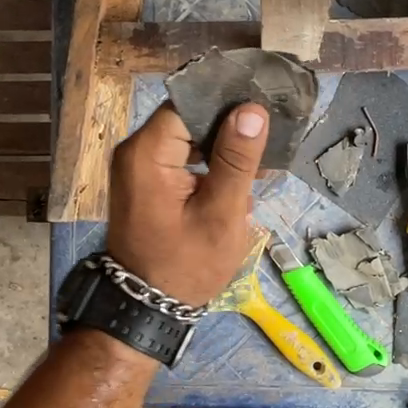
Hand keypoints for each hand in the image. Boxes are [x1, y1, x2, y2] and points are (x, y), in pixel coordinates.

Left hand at [106, 103, 268, 305]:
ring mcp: (137, 166)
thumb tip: (252, 110)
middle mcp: (134, 151)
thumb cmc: (185, 265)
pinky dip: (208, 163)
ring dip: (222, 146)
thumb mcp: (220, 213)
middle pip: (187, 118)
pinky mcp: (145, 181)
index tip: (264, 101)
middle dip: (228, 124)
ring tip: (263, 155)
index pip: (189, 104)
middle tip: (272, 130)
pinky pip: (179, 157)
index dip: (226, 100)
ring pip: (187, 137)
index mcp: (146, 153)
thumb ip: (236, 160)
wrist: (146, 307)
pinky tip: (240, 176)